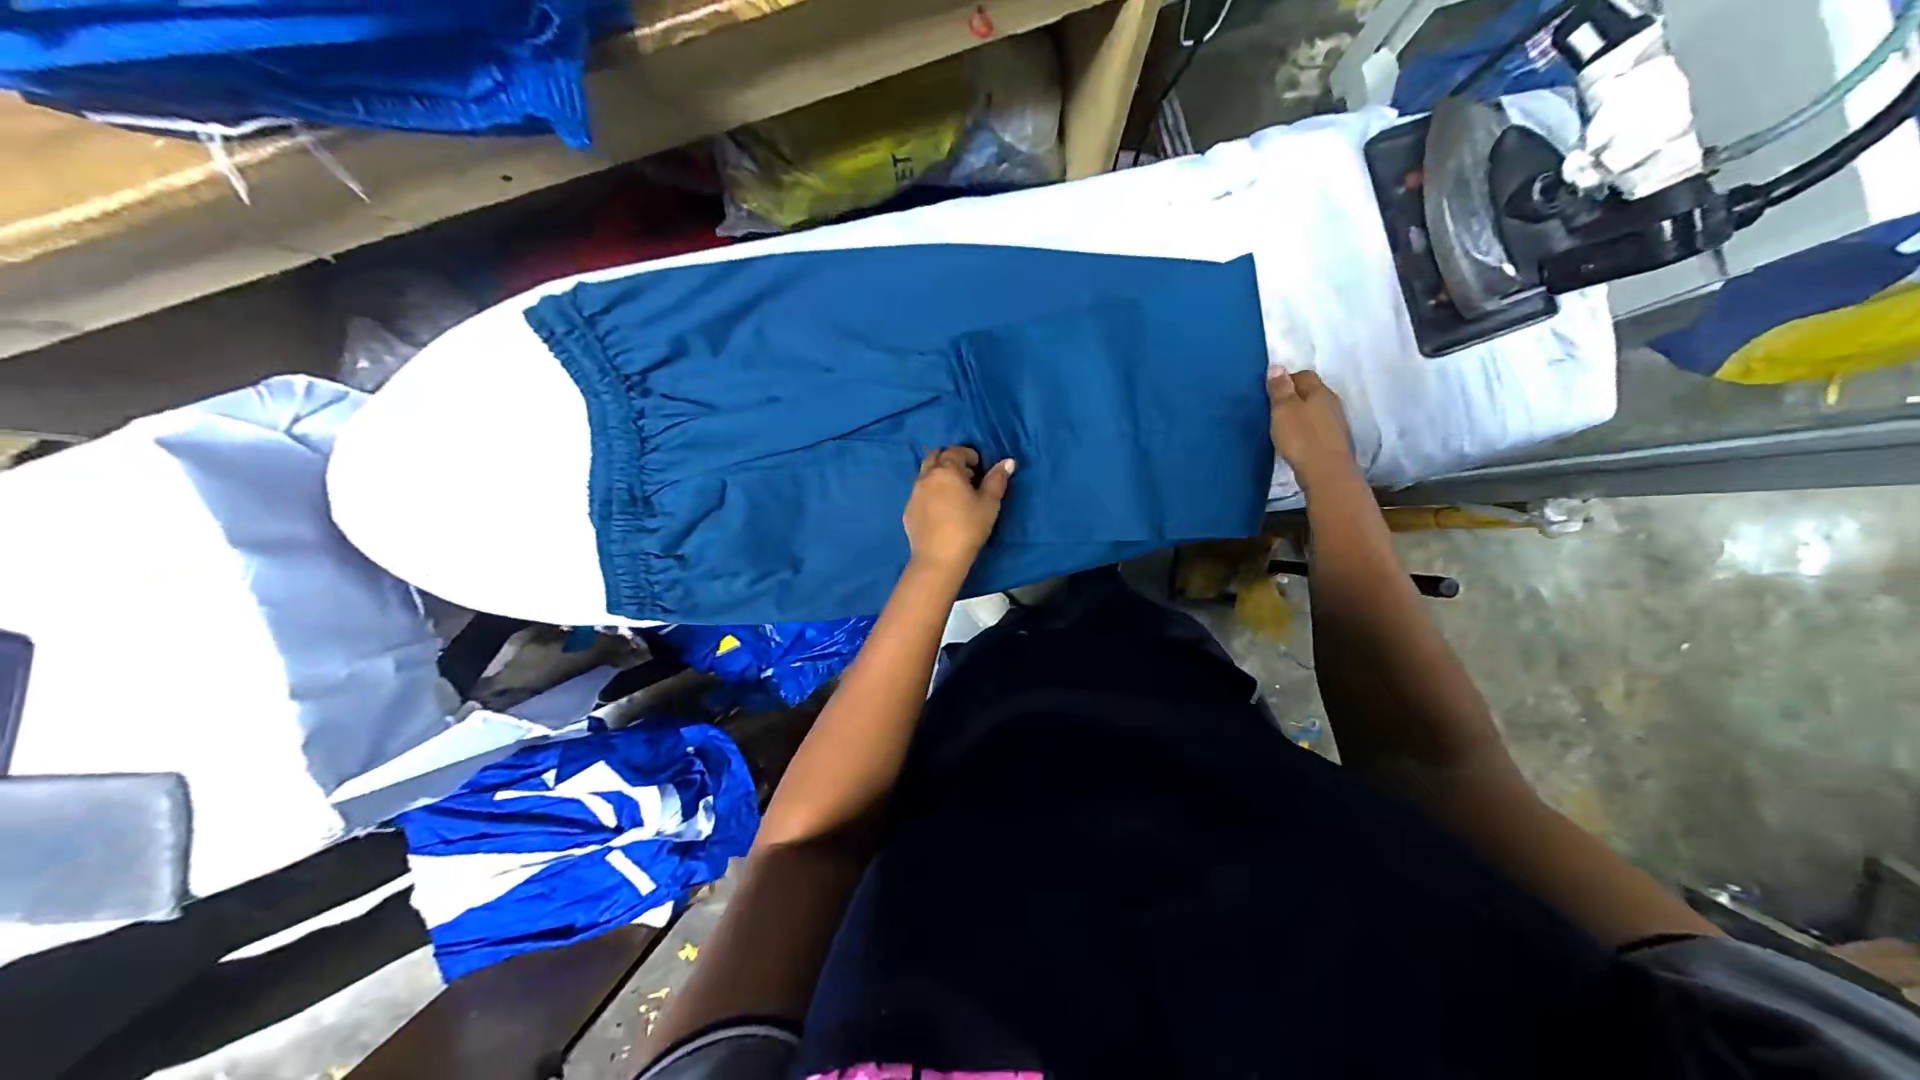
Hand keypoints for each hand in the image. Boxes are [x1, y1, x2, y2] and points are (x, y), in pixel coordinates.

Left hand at [904, 445, 1014, 575]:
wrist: (938, 558)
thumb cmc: (968, 527)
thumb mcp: (989, 503)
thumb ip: (997, 480)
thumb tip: (1007, 462)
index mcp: (946, 471)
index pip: (955, 451)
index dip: (969, 455)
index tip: (979, 467)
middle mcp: (926, 477)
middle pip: (935, 457)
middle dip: (950, 460)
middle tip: (965, 475)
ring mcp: (914, 494)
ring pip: (925, 475)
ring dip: (939, 476)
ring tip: (954, 493)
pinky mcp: (908, 511)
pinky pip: (920, 494)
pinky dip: (931, 493)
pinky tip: (941, 510)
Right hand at [1268, 367, 1359, 491]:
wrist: (1326, 472)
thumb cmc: (1301, 437)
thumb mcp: (1283, 410)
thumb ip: (1280, 389)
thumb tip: (1277, 367)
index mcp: (1319, 391)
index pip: (1304, 375)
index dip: (1287, 379)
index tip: (1271, 392)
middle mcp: (1332, 402)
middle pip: (1312, 391)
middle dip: (1295, 396)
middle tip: (1275, 408)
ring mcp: (1337, 422)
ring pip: (1317, 409)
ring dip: (1302, 413)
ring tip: (1285, 424)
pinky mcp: (1335, 440)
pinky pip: (1319, 425)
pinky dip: (1308, 427)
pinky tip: (1298, 438)